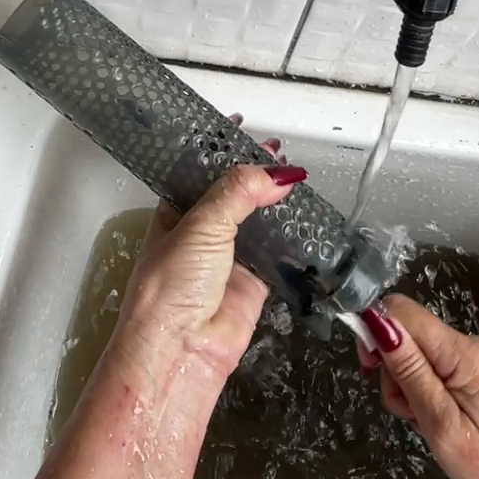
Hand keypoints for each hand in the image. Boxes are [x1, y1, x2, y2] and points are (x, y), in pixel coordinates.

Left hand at [9, 149, 304, 478]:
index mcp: (174, 210)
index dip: (220, 149)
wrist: (180, 353)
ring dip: (273, 199)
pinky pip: (275, 251)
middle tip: (279, 149)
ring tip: (294, 176)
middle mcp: (199, 230)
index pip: (199, 169)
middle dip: (252, 172)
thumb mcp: (201, 225)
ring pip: (255, 218)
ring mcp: (226, 256)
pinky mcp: (252, 282)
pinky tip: (305, 214)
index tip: (241, 125)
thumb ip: (238, 192)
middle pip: (231, 192)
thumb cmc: (172, 285)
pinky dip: (290, 235)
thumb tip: (277, 171)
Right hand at [359, 295, 478, 478]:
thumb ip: (408, 371)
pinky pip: (443, 371)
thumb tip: (375, 321)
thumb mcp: (443, 427)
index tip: (368, 370)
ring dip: (412, 388)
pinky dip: (431, 395)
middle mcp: (474, 347)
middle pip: (410, 334)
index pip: (400, 310)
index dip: (374, 332)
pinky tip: (445, 426)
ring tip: (431, 428)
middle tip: (410, 415)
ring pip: (424, 354)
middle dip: (394, 370)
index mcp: (463, 353)